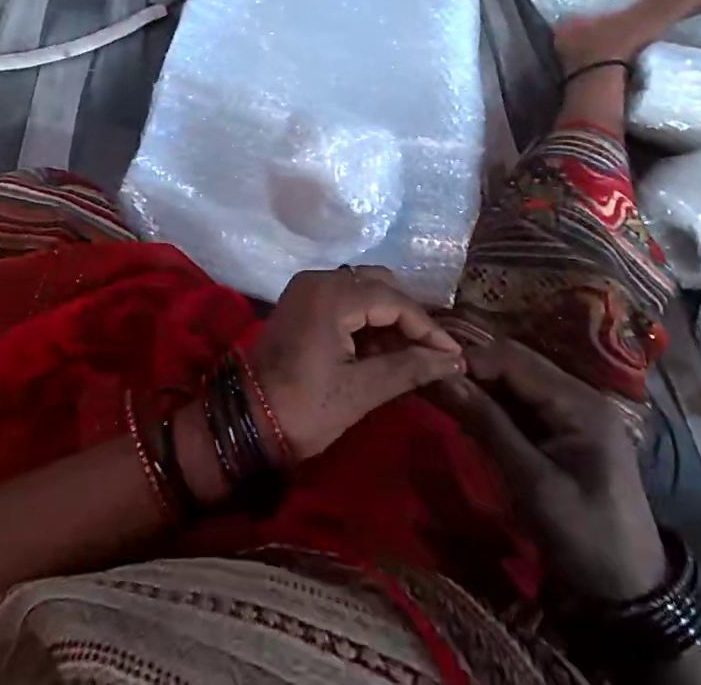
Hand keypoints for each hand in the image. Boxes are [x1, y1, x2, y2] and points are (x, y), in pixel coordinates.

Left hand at [246, 266, 465, 460]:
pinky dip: (365, 319)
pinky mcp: (300, 302)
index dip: (428, 327)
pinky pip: (343, 299)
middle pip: (379, 284)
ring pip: (362, 289)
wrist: (245, 420)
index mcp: (331, 296)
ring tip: (409, 356)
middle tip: (431, 353)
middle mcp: (318, 280)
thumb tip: (454, 360)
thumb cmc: (304, 408)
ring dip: (387, 318)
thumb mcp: (361, 390)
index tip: (453, 355)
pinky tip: (380, 350)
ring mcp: (305, 289)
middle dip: (408, 317)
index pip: (394, 300)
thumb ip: (410, 368)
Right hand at [431, 340, 667, 600]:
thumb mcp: (532, 483)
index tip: (427, 372)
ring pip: (515, 379)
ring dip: (480, 385)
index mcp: (580, 403)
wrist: (630, 589)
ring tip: (440, 396)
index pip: (513, 359)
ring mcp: (573, 410)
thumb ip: (488, 425)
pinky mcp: (565, 428)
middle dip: (472, 369)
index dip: (469, 360)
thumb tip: (443, 380)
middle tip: (429, 382)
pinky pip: (522, 401)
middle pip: (515, 362)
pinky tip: (468, 415)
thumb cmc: (583, 536)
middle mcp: (579, 395)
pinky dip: (493, 404)